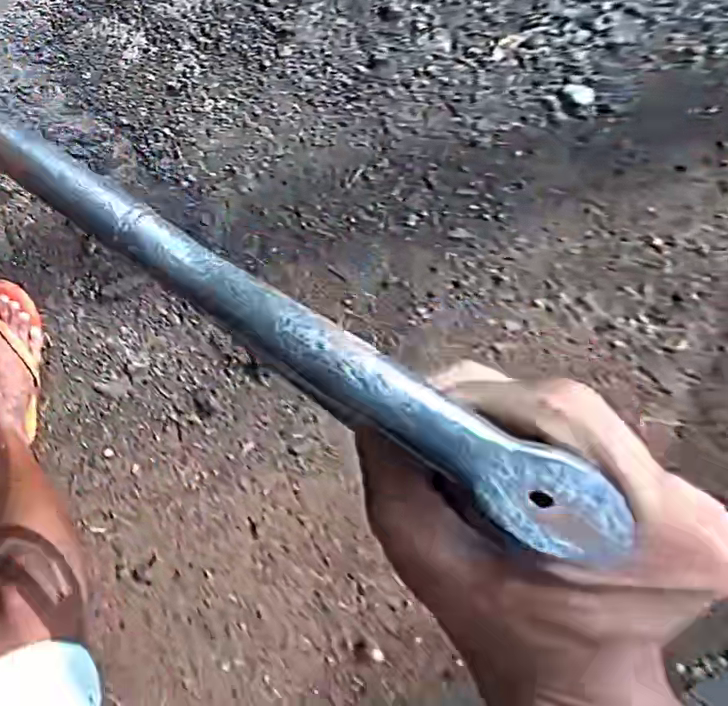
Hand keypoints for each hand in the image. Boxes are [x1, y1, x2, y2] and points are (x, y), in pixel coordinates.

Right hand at [359, 362, 727, 705]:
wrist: (558, 665)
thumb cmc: (495, 618)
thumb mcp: (416, 543)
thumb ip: (393, 469)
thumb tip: (376, 407)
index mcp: (651, 527)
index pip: (559, 412)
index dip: (474, 402)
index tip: (428, 423)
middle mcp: (690, 510)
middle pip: (561, 404)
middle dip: (480, 409)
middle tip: (435, 441)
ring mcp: (687, 502)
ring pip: (564, 412)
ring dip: (495, 422)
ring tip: (463, 460)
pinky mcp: (664, 492)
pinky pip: (575, 431)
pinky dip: (516, 436)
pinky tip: (494, 471)